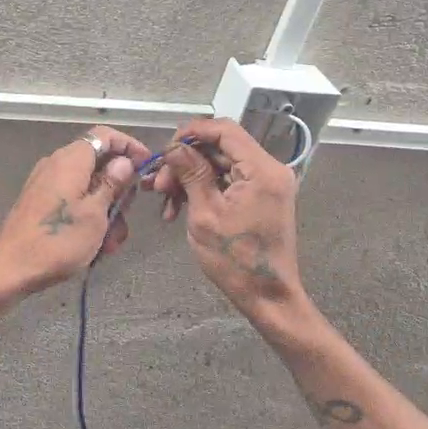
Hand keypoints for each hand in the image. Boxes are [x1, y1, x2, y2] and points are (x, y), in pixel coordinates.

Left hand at [0, 126, 146, 298]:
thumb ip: (112, 184)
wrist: (11, 267)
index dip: (129, 146)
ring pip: (88, 188)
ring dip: (105, 213)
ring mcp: (46, 183)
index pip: (104, 136)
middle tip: (125, 220)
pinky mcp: (40, 202)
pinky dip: (87, 218)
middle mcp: (56, 164)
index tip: (147, 167)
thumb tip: (124, 161)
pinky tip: (93, 246)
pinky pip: (73, 201)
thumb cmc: (58, 240)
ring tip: (109, 244)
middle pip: (98, 164)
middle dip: (118, 193)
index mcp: (70, 160)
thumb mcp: (95, 214)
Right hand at [150, 118, 304, 320]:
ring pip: (218, 165)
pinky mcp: (259, 197)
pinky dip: (202, 189)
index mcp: (261, 170)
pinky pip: (226, 181)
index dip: (192, 132)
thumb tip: (174, 147)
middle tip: (158, 184)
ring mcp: (265, 184)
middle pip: (219, 148)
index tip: (166, 149)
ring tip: (163, 200)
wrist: (268, 298)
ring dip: (189, 177)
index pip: (225, 130)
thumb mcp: (205, 214)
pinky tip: (177, 208)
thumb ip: (191, 173)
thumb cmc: (236, 259)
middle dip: (185, 161)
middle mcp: (269, 170)